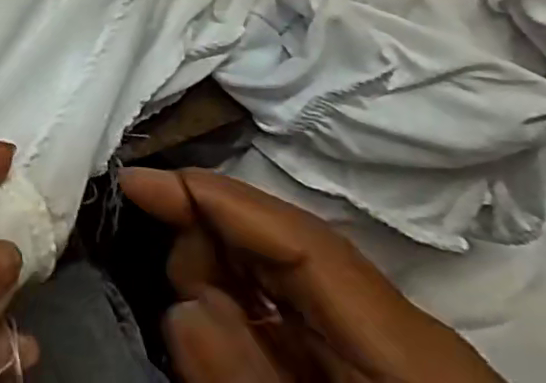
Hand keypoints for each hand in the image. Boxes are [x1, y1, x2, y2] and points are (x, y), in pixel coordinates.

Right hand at [119, 167, 503, 382]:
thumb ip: (248, 382)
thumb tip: (183, 305)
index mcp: (408, 350)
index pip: (299, 240)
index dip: (215, 198)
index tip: (137, 182)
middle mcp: (400, 336)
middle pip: (287, 251)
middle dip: (214, 246)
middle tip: (174, 288)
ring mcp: (388, 357)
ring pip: (286, 285)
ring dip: (226, 286)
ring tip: (198, 327)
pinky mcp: (368, 377)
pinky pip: (294, 326)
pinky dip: (248, 322)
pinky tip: (224, 341)